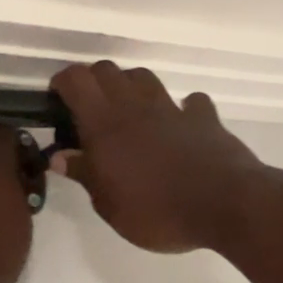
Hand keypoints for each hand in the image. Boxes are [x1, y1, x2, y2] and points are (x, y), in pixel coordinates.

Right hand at [50, 62, 266, 253]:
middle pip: (108, 70)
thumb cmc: (156, 211)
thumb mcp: (109, 205)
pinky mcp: (204, 119)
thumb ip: (84, 174)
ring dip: (130, 86)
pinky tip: (180, 124)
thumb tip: (58, 156)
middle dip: (93, 81)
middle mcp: (135, 107)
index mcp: (105, 125)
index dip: (62, 83)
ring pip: (144, 77)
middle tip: (88, 110)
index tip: (57, 100)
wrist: (225, 205)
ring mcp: (172, 109)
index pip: (76, 80)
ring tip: (128, 112)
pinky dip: (181, 108)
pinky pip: (190, 102)